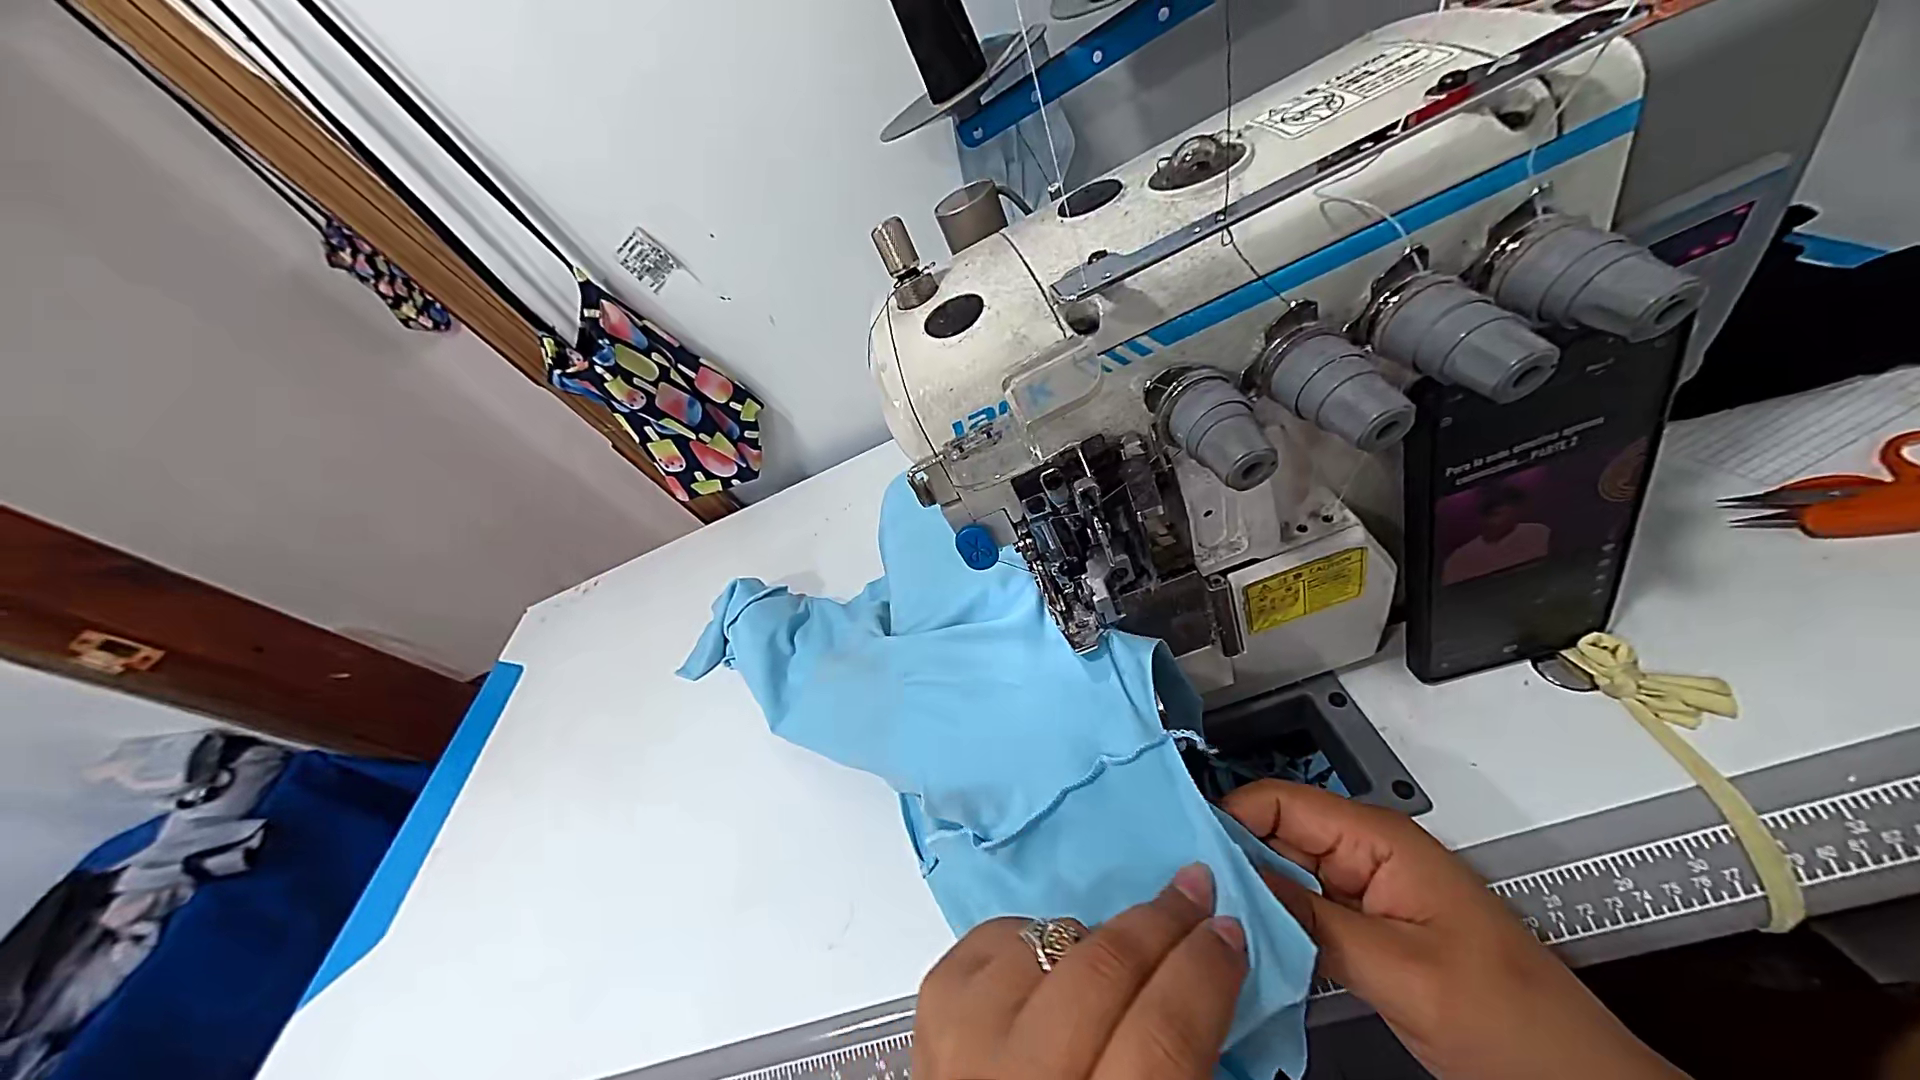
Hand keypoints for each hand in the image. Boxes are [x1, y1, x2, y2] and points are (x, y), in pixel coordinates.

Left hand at [914, 864, 1247, 1079]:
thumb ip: (1175, 1063)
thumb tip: (1201, 978)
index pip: (1162, 1032)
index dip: (1203, 971)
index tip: (1226, 931)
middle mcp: (1021, 1079)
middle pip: (1101, 972)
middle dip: (1159, 921)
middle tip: (1192, 890)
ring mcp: (965, 1044)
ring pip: (1046, 943)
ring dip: (1093, 935)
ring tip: (1121, 946)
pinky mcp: (930, 1019)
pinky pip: (991, 941)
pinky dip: (1028, 937)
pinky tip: (1050, 957)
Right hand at [1223, 781, 1686, 1079]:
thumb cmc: (1513, 1022)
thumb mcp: (1401, 970)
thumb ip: (1311, 920)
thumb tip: (1235, 884)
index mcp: (1377, 838)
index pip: (1277, 801)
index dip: (1228, 817)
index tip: (1186, 850)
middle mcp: (1362, 851)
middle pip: (1271, 832)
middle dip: (1229, 857)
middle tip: (1185, 889)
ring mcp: (1358, 889)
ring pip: (1279, 871)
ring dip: (1247, 891)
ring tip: (1205, 913)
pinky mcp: (1357, 923)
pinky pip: (1296, 907)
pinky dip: (1269, 919)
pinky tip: (1244, 938)